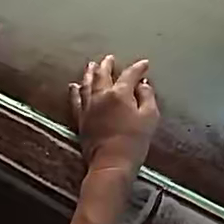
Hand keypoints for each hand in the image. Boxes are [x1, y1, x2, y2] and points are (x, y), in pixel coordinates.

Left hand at [69, 55, 158, 185]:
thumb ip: (147, 97)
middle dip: (107, 65)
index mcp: (120, 93)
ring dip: (90, 73)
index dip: (138, 68)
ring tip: (91, 65)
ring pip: (87, 84)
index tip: (145, 64)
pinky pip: (76, 101)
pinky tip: (74, 86)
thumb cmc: (134, 141)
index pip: (130, 75)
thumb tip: (143, 85)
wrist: (111, 164)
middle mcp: (101, 96)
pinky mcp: (81, 120)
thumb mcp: (150, 117)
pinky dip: (75, 91)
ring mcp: (89, 107)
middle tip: (110, 58)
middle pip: (103, 74)